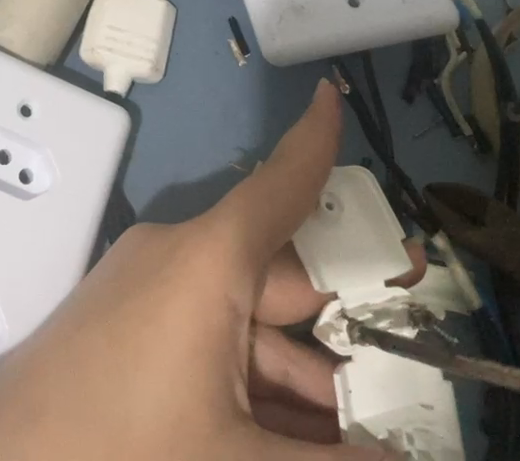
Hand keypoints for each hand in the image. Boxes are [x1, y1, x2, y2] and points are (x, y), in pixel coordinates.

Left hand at [0, 81, 404, 458]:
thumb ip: (331, 460)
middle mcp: (179, 260)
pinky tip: (287, 436)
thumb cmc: (119, 443)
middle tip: (397, 382)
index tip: (334, 95)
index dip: (316, 142)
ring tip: (351, 436)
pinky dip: (250, 381)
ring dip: (298, 378)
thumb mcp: (238, 457)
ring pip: (245, 322)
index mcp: (209, 260)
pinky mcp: (126, 329)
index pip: (280, 184)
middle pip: (280, 279)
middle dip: (340, 335)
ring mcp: (147, 294)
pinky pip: (207, 340)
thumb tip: (401, 460)